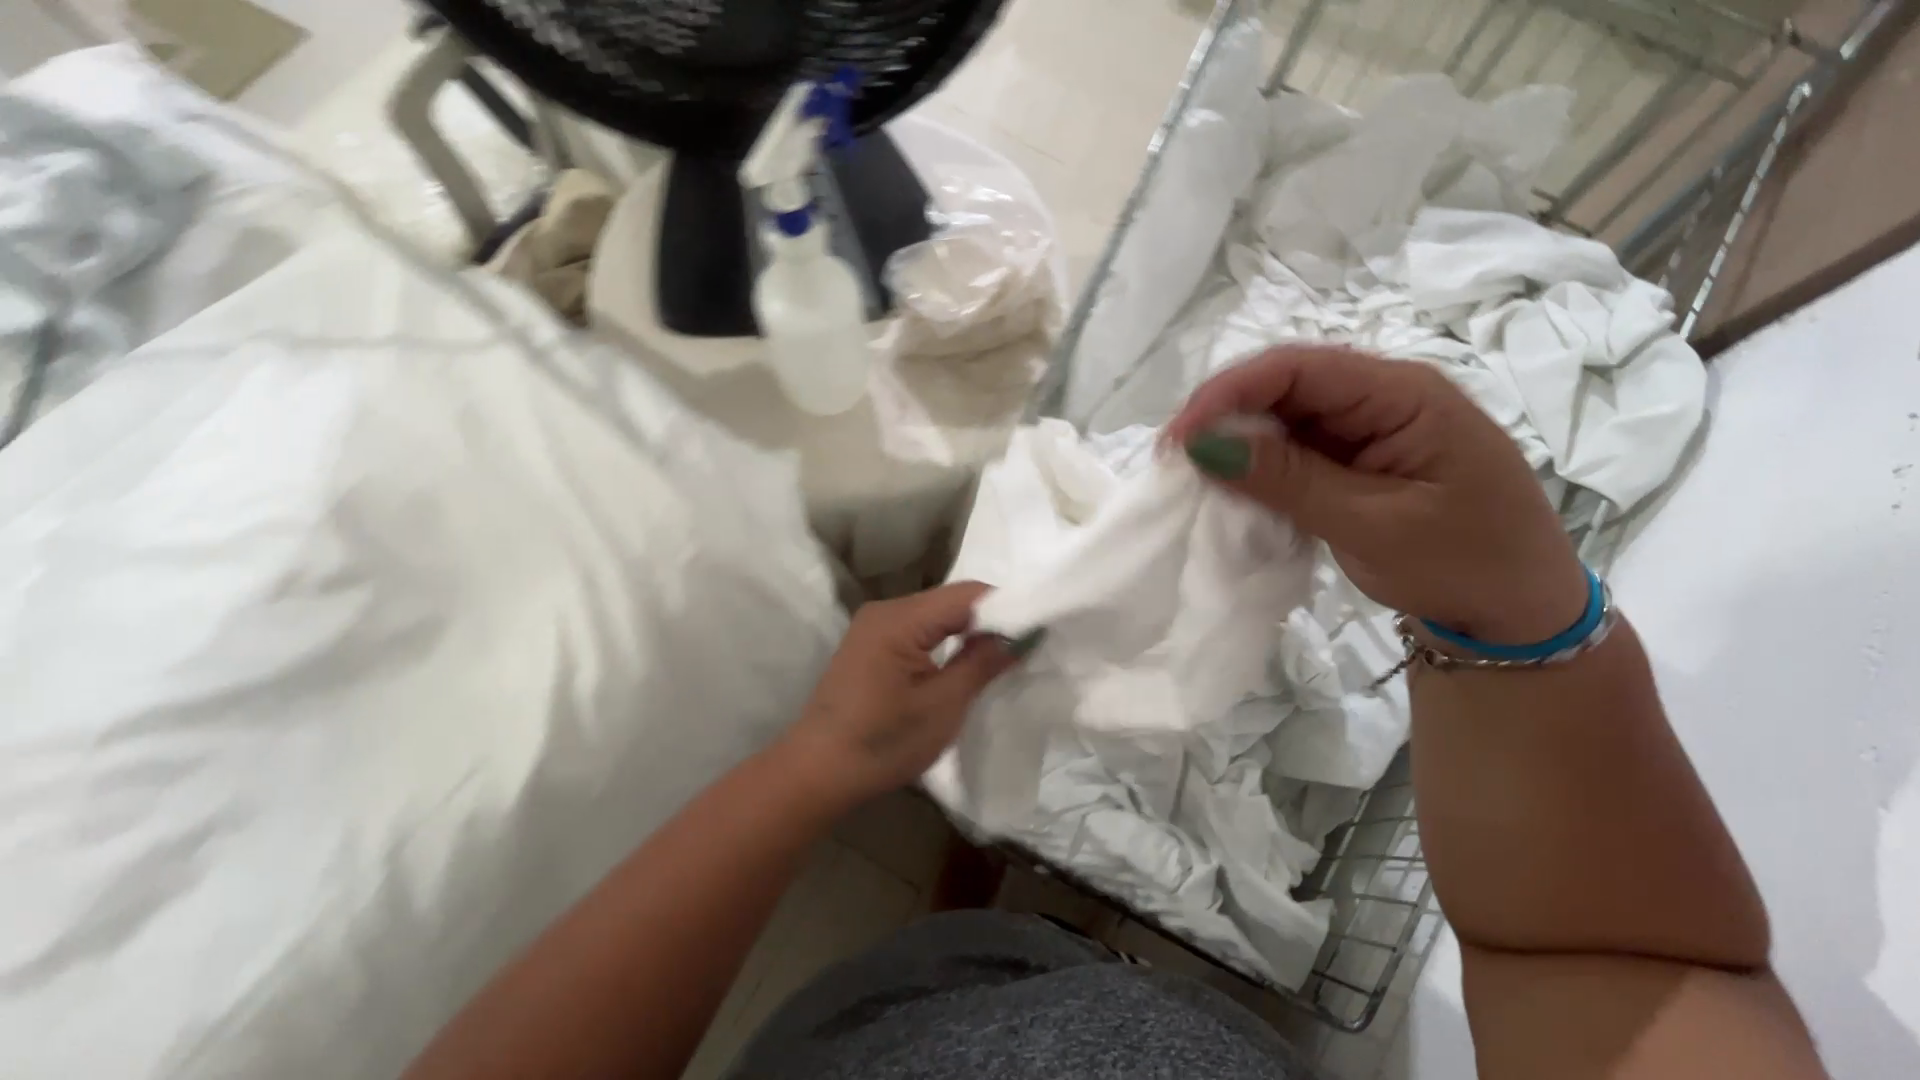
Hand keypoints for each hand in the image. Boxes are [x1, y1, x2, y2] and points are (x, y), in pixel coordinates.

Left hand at [775, 582, 1023, 805]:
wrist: (816, 772)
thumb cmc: (882, 742)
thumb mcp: (943, 706)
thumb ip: (983, 662)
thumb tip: (1022, 634)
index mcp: (900, 618)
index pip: (968, 594)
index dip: (1007, 608)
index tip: (1039, 631)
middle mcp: (885, 611)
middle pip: (951, 601)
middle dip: (990, 620)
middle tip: (1026, 648)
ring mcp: (873, 628)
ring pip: (935, 616)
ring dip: (968, 632)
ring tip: (1001, 659)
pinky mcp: (869, 647)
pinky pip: (918, 632)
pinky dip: (944, 643)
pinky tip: (963, 665)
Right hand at [1166, 345, 1587, 643]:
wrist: (1518, 615)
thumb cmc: (1464, 565)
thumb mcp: (1372, 525)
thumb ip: (1288, 481)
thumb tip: (1205, 445)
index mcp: (1403, 394)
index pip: (1298, 367)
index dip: (1228, 392)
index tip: (1178, 439)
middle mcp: (1383, 397)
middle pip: (1286, 385)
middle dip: (1224, 416)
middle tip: (1174, 462)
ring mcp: (1370, 429)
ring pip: (1285, 418)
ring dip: (1238, 444)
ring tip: (1192, 477)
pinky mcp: (1358, 460)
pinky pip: (1297, 450)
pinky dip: (1261, 469)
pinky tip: (1233, 490)